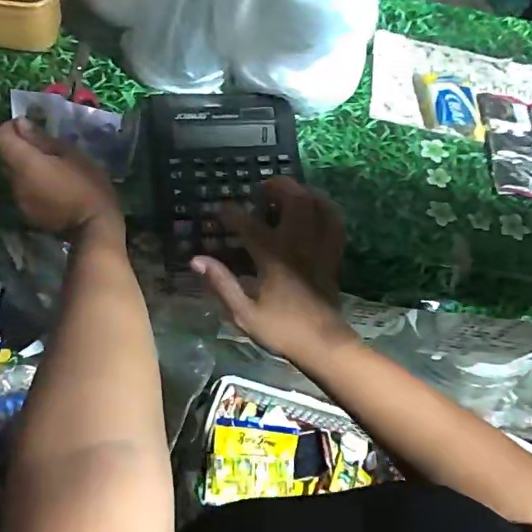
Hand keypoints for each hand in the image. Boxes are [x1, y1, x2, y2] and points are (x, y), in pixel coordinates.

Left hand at [0, 118, 120, 236]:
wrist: (94, 227)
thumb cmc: (88, 185)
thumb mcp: (72, 155)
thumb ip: (42, 139)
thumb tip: (21, 124)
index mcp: (24, 163)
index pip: (0, 137)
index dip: (11, 128)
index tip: (29, 128)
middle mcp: (14, 181)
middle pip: (5, 157)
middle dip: (19, 149)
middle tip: (43, 149)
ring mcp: (18, 200)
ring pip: (13, 176)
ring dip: (25, 169)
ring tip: (49, 171)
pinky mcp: (26, 215)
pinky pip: (22, 193)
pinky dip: (31, 187)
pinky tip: (51, 191)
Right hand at [190, 178, 356, 363]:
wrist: (323, 344)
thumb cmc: (282, 329)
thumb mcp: (244, 313)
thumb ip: (221, 283)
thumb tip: (196, 260)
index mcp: (274, 258)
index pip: (249, 224)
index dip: (231, 213)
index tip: (220, 209)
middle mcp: (299, 244)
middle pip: (294, 200)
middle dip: (277, 187)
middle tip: (260, 189)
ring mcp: (320, 247)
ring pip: (318, 204)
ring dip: (303, 192)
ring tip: (288, 193)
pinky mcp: (334, 254)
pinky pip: (335, 222)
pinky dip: (325, 208)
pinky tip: (315, 208)